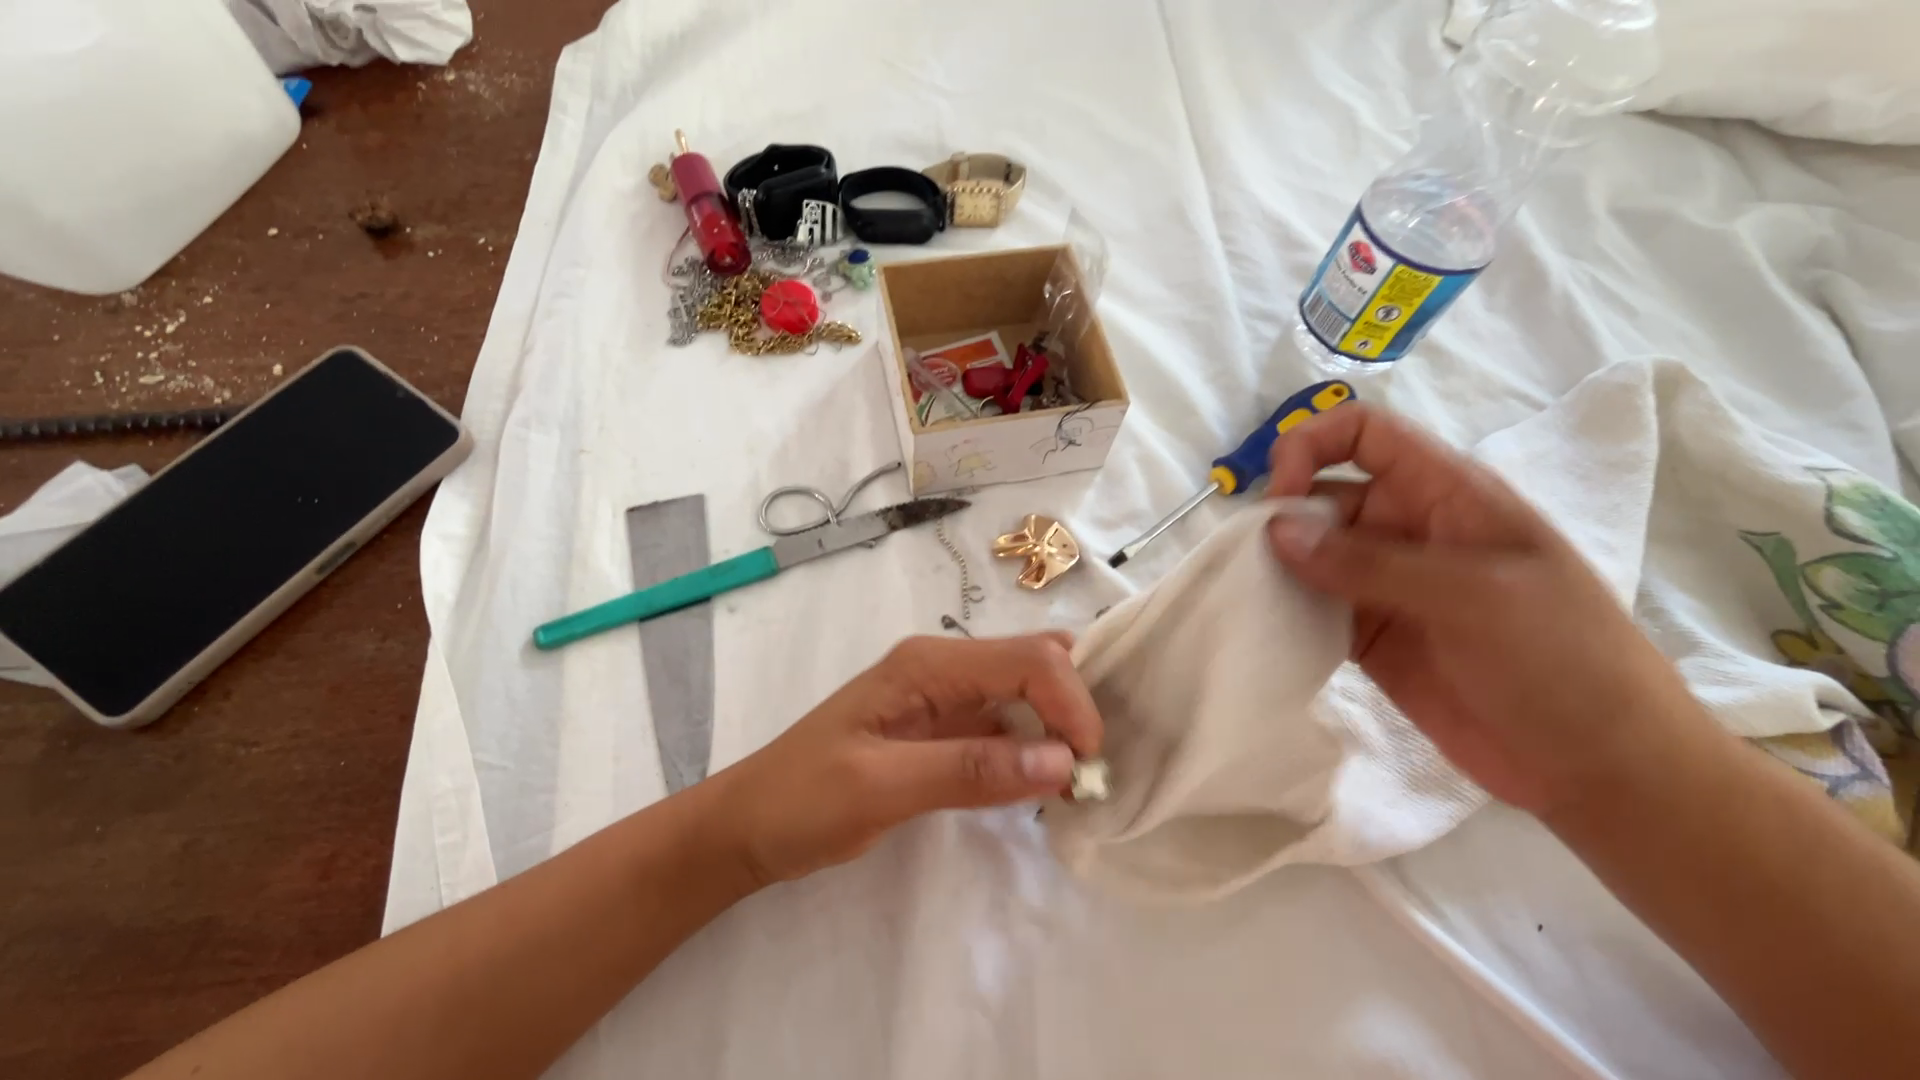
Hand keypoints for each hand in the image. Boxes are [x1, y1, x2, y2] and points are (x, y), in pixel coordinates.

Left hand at [705, 633, 1101, 886]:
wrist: (748, 826)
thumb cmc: (801, 800)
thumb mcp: (879, 787)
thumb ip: (969, 770)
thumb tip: (1062, 761)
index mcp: (927, 664)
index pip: (1026, 659)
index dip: (1071, 702)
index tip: (1087, 765)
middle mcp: (943, 668)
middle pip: (1035, 661)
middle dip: (1077, 702)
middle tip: (1096, 766)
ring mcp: (945, 698)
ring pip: (1028, 689)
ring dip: (1062, 724)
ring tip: (1082, 778)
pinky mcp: (946, 731)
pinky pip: (1008, 725)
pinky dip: (1039, 745)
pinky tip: (1051, 779)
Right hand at [1264, 403, 1715, 817]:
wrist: (1602, 767)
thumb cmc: (1562, 660)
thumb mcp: (1474, 597)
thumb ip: (1371, 562)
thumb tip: (1276, 529)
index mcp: (1448, 496)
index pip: (1366, 435)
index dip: (1313, 445)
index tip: (1278, 495)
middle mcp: (1410, 531)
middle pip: (1324, 496)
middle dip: (1281, 519)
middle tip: (1249, 566)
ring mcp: (1388, 588)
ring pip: (1310, 556)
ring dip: (1275, 569)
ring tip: (1245, 600)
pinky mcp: (1372, 639)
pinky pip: (1313, 610)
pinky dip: (1285, 614)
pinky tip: (1263, 632)